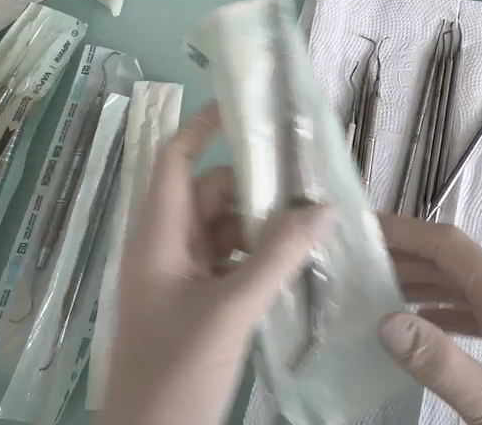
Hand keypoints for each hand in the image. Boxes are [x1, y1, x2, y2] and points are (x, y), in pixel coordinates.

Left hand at [99, 105, 331, 424]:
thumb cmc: (173, 374)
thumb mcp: (229, 311)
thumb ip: (277, 257)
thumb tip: (323, 207)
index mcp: (158, 236)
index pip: (176, 160)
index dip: (204, 126)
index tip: (248, 107)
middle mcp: (167, 248)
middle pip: (212, 193)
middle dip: (256, 185)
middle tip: (308, 180)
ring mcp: (180, 279)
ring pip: (226, 229)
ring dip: (263, 223)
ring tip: (312, 220)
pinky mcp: (197, 306)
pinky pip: (232, 261)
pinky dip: (260, 255)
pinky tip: (296, 261)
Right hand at [379, 213, 481, 424]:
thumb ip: (441, 364)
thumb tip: (384, 320)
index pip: (452, 249)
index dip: (407, 232)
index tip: (367, 227)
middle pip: (458, 263)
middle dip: (410, 256)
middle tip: (360, 258)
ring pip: (467, 288)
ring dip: (424, 284)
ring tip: (378, 287)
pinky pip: (479, 314)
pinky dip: (444, 312)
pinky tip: (419, 325)